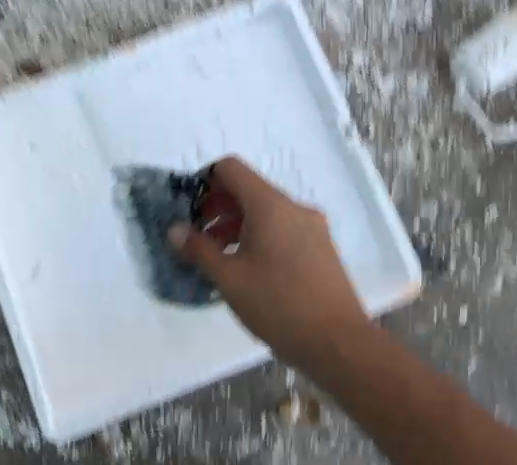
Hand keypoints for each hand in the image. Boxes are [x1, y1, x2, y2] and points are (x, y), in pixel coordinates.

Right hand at [168, 156, 373, 374]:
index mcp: (270, 204)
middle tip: (200, 238)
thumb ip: (198, 248)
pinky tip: (252, 271)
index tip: (190, 209)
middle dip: (218, 207)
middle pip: (248, 189)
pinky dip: (261, 237)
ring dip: (238, 225)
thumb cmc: (279, 305)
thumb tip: (174, 229)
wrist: (342, 346)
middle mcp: (294, 208)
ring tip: (222, 258)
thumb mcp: (228, 278)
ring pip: (266, 211)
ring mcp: (313, 228)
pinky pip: (284, 229)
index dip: (204, 181)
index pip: (230, 168)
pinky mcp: (323, 250)